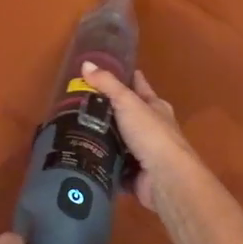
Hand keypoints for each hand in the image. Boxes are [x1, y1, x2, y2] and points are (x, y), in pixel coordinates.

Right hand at [81, 64, 198, 209]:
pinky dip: (103, 164)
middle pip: (127, 115)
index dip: (128, 77)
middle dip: (108, 110)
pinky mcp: (135, 175)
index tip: (108, 71)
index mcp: (155, 107)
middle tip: (80, 104)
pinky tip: (85, 158)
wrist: (166, 179)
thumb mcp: (127, 102)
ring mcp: (144, 153)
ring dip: (103, 139)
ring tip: (76, 131)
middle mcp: (152, 129)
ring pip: (119, 142)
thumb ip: (107, 84)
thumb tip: (86, 63)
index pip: (140, 86)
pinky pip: (115, 167)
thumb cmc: (151, 134)